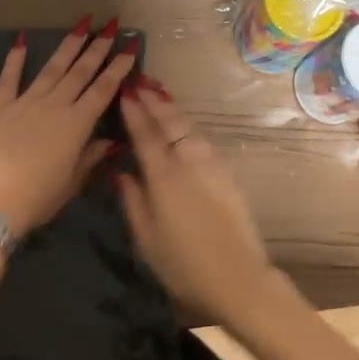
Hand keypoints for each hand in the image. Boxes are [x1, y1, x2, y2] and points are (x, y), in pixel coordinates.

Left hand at [0, 18, 135, 238]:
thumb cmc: (37, 198)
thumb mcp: (72, 183)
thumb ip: (91, 157)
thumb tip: (111, 142)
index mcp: (77, 124)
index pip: (103, 89)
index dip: (118, 68)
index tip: (130, 48)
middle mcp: (54, 105)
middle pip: (80, 71)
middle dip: (98, 47)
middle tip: (111, 26)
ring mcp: (25, 102)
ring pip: (51, 68)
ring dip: (68, 46)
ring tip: (82, 24)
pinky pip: (9, 78)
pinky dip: (14, 59)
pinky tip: (21, 41)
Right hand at [116, 85, 281, 327]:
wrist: (237, 277)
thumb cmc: (183, 265)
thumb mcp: (146, 238)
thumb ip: (132, 200)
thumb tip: (121, 170)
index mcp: (163, 176)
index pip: (145, 134)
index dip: (133, 111)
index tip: (124, 92)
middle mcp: (188, 162)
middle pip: (169, 122)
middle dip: (153, 101)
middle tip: (139, 83)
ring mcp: (211, 165)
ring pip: (188, 127)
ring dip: (171, 110)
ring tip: (158, 96)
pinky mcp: (226, 174)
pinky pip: (201, 139)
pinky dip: (187, 126)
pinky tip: (181, 127)